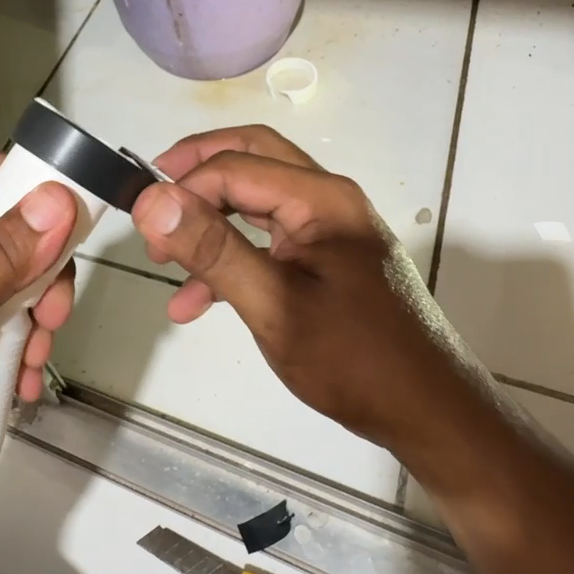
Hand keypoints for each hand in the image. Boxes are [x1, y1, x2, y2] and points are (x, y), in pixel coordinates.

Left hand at [0, 153, 78, 516]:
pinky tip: (15, 379)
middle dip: (38, 272)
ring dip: (30, 313)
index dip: (38, 197)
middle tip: (49, 323)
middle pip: (3, 222)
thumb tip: (56, 198)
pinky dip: (10, 337)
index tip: (69, 248)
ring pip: (3, 268)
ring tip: (29, 366)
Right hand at [131, 126, 455, 449]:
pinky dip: (231, 257)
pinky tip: (196, 300)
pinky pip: (268, 240)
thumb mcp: (273, 304)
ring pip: (256, 200)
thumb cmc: (354, 358)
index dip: (184, 187)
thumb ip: (212, 249)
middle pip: (249, 159)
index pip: (235, 165)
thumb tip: (153, 201)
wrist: (429, 414)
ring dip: (210, 220)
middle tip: (152, 199)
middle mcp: (327, 199)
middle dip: (196, 175)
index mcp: (320, 197)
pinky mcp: (328, 259)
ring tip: (164, 257)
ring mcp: (330, 228)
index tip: (143, 223)